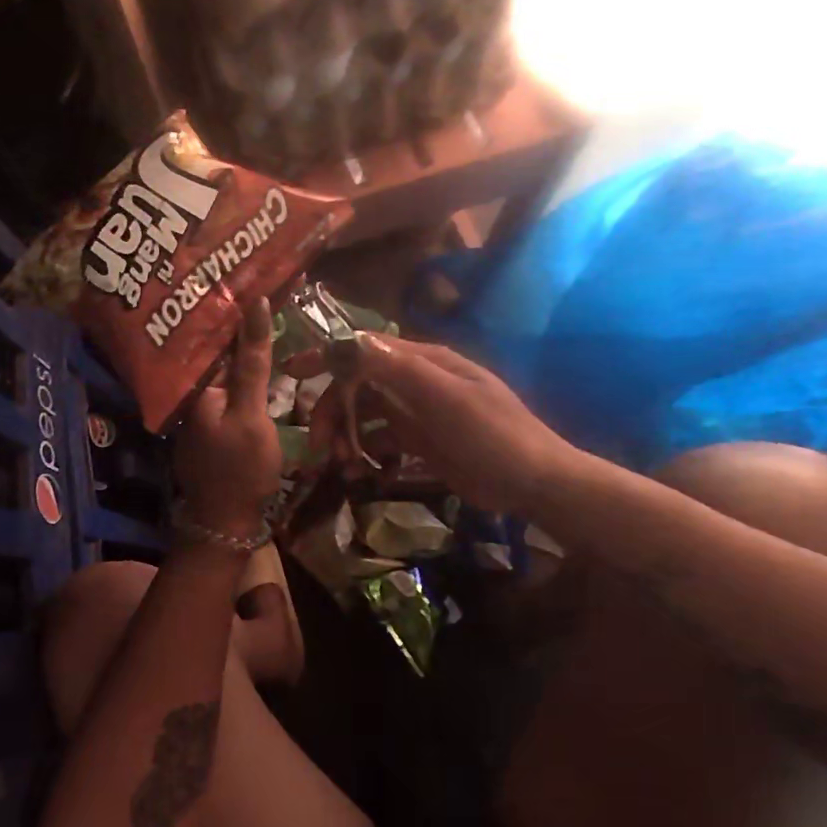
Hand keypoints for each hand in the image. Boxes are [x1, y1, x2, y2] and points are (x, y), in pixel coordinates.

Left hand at [173, 298, 280, 537]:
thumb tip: (255, 306)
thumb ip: (251, 364)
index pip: (215, 337)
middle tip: (270, 287)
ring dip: (245, 348)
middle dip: (241, 324)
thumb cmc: (241, 469)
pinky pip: (229, 392)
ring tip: (271, 313)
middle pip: (218, 352)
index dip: (238, 309)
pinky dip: (245, 376)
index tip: (260, 280)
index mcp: (195, 389)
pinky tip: (264, 363)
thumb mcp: (251, 413)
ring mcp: (200, 414)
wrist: (226, 523)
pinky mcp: (211, 429)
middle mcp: (192, 397)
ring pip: (225, 372)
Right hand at [293, 334, 582, 513]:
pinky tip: (360, 472)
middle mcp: (414, 381)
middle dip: (332, 412)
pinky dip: (362, 452)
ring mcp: (415, 411)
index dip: (326, 356)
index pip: (363, 348)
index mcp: (423, 362)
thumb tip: (350, 342)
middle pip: (355, 386)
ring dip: (344, 436)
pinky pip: (376, 439)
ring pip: (362, 414)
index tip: (292, 372)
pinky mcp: (416, 439)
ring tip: (341, 465)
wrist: (534, 483)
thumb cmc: (493, 436)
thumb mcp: (447, 400)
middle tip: (319, 446)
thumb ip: (399, 371)